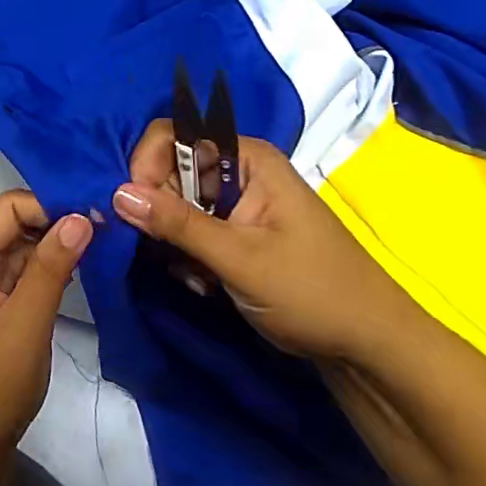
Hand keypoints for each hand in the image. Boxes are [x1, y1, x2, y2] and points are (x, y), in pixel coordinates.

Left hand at [0, 190, 91, 485]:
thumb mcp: (24, 328)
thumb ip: (51, 270)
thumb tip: (83, 216)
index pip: (6, 209)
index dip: (50, 205)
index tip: (98, 210)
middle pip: (15, 222)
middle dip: (58, 220)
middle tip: (110, 220)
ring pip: (25, 243)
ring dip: (60, 241)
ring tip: (107, 234)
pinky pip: (28, 267)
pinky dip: (54, 263)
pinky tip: (88, 258)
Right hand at [113, 120, 421, 362]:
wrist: (368, 349)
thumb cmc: (315, 293)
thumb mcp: (241, 259)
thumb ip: (178, 224)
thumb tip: (117, 193)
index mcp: (248, 159)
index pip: (174, 136)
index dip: (147, 164)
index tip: (136, 207)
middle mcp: (238, 172)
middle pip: (169, 172)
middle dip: (161, 214)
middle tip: (174, 255)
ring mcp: (236, 204)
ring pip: (174, 206)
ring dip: (173, 243)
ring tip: (199, 277)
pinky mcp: (233, 232)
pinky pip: (188, 232)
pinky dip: (186, 258)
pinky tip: (206, 284)